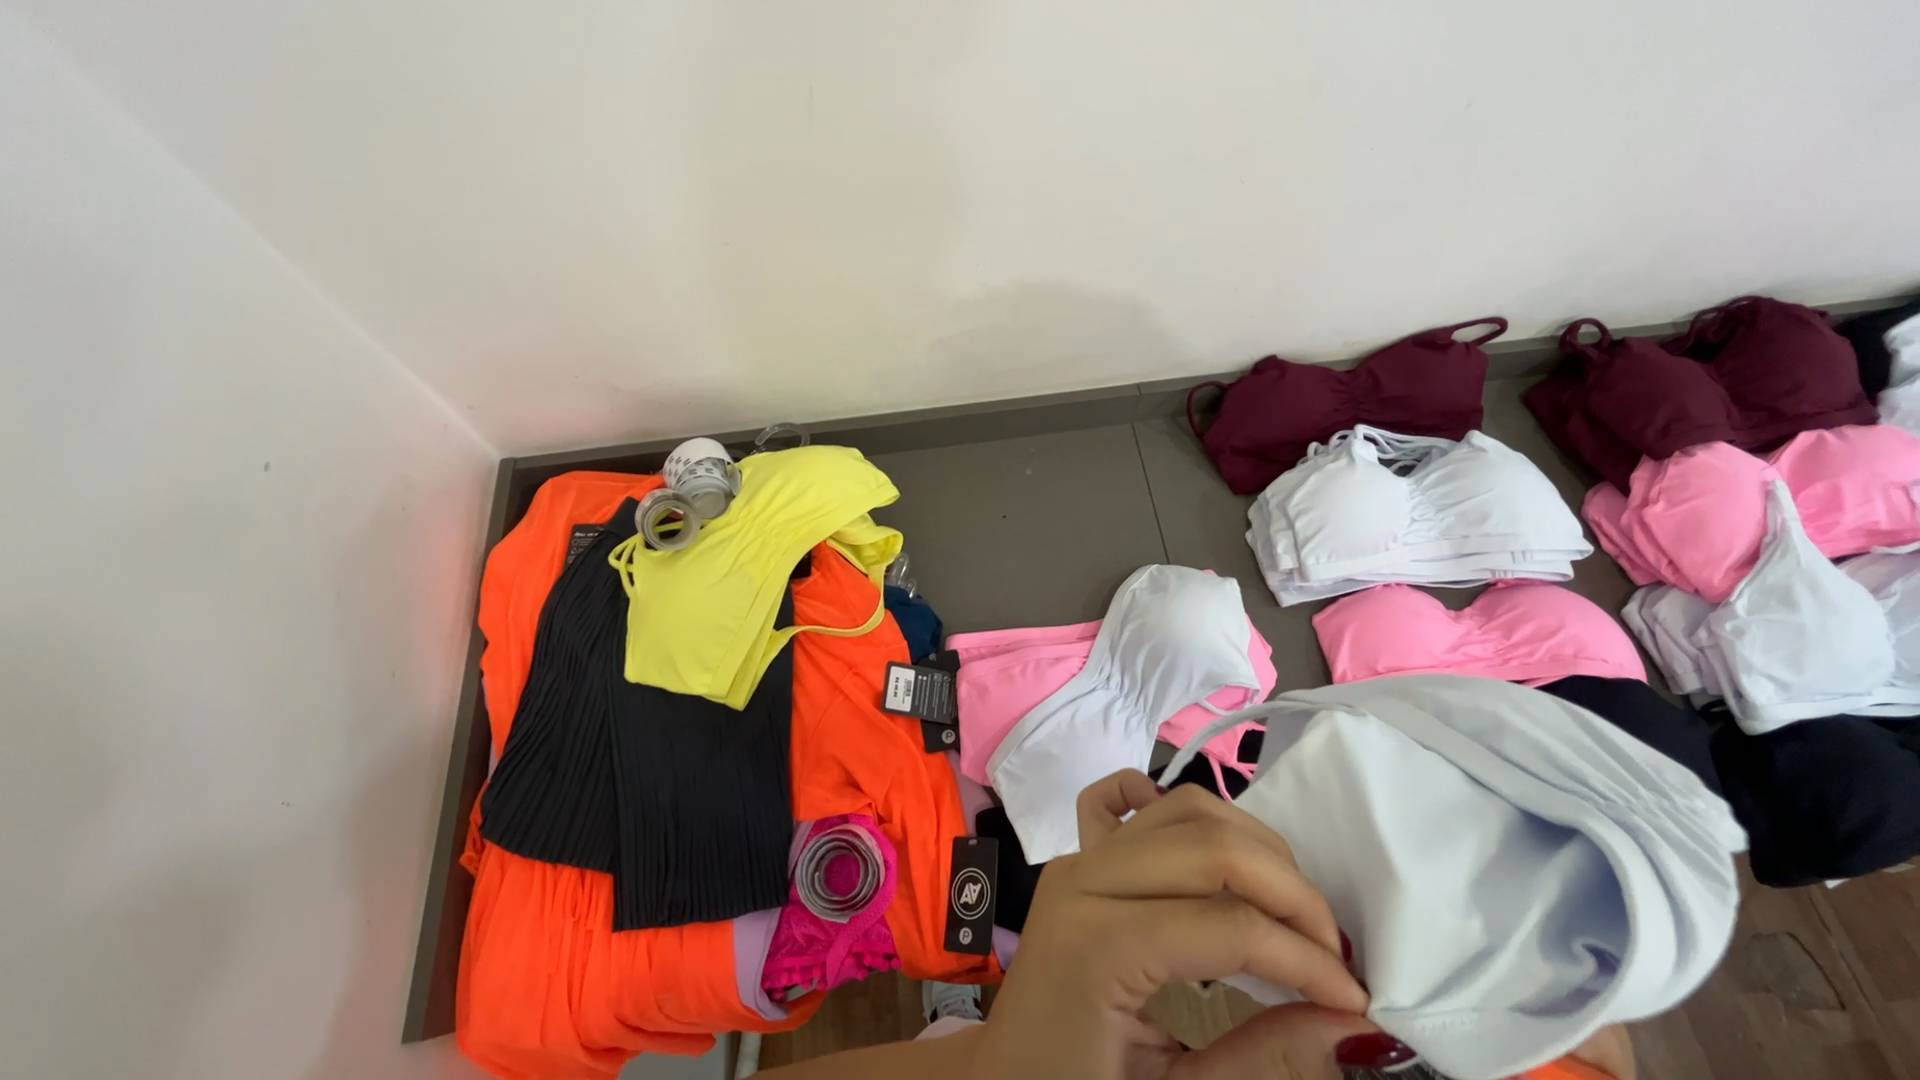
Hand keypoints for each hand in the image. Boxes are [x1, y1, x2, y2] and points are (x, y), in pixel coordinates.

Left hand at [970, 771, 1374, 1078]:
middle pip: (1212, 846)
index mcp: (1097, 943)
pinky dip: (1170, 805)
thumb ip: (1265, 1060)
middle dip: (1291, 893)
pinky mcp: (1076, 858)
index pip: (1229, 925)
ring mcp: (1076, 859)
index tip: (1358, 1003)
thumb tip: (1361, 1035)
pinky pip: (1120, 801)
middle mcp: (1083, 879)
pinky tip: (1204, 843)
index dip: (1307, 960)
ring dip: (1251, 847)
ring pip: (1182, 811)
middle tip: (1334, 955)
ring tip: (1290, 913)